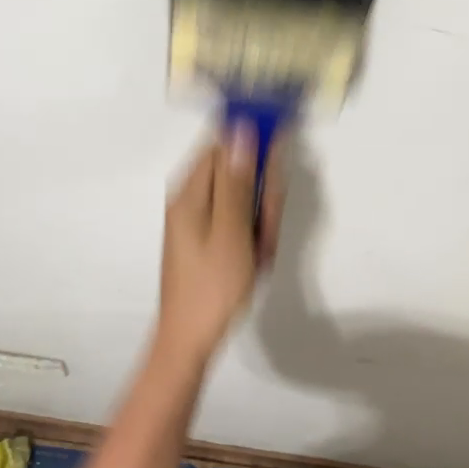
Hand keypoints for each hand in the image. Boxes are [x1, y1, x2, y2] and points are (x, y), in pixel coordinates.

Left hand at [154, 126, 284, 363]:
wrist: (189, 337)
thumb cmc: (213, 287)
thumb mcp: (232, 231)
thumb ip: (237, 180)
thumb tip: (240, 129)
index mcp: (190, 191)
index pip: (225, 141)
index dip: (256, 143)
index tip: (279, 165)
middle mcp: (190, 198)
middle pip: (237, 171)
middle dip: (262, 197)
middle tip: (265, 232)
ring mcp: (198, 219)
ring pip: (243, 200)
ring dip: (261, 222)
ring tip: (259, 253)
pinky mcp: (207, 239)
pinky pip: (238, 222)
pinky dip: (253, 237)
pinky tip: (255, 260)